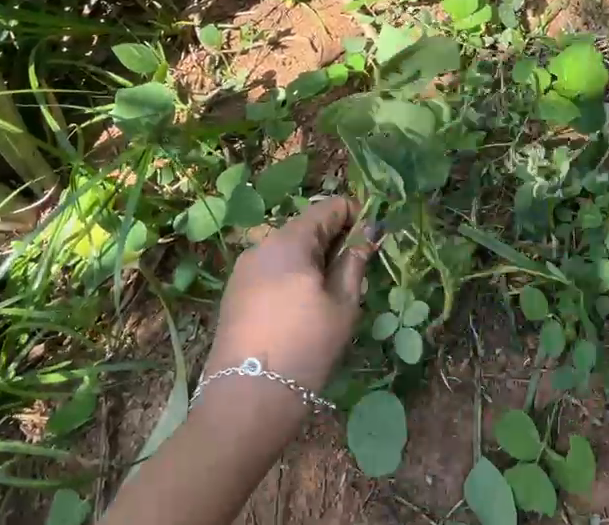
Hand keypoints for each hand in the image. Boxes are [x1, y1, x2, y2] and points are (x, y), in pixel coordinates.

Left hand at [199, 198, 375, 406]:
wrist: (247, 401)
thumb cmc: (305, 346)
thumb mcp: (343, 302)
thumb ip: (355, 260)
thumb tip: (368, 232)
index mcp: (289, 241)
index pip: (330, 207)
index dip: (357, 216)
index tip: (373, 242)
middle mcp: (262, 246)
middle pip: (308, 228)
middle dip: (337, 243)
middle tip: (358, 276)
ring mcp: (244, 271)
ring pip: (291, 252)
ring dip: (316, 262)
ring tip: (333, 298)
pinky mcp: (235, 295)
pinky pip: (274, 272)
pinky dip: (295, 279)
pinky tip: (304, 311)